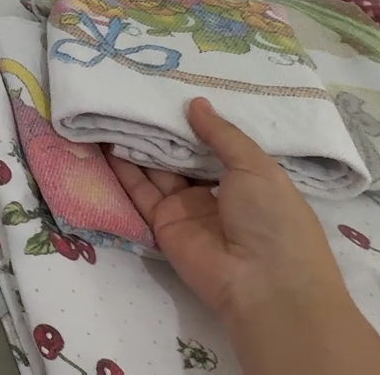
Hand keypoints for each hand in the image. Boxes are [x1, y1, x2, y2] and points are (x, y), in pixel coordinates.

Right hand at [109, 97, 342, 317]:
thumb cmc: (274, 222)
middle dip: (159, 129)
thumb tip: (195, 102)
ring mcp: (187, 208)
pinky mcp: (162, 222)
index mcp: (248, 182)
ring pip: (155, 168)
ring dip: (135, 143)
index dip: (194, 123)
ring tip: (111, 110)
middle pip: (180, 155)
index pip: (214, 146)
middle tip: (132, 95)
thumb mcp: (259, 170)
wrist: (263, 286)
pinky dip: (121, 167)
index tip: (170, 93)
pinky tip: (104, 141)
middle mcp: (215, 193)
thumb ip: (223, 135)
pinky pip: (138, 190)